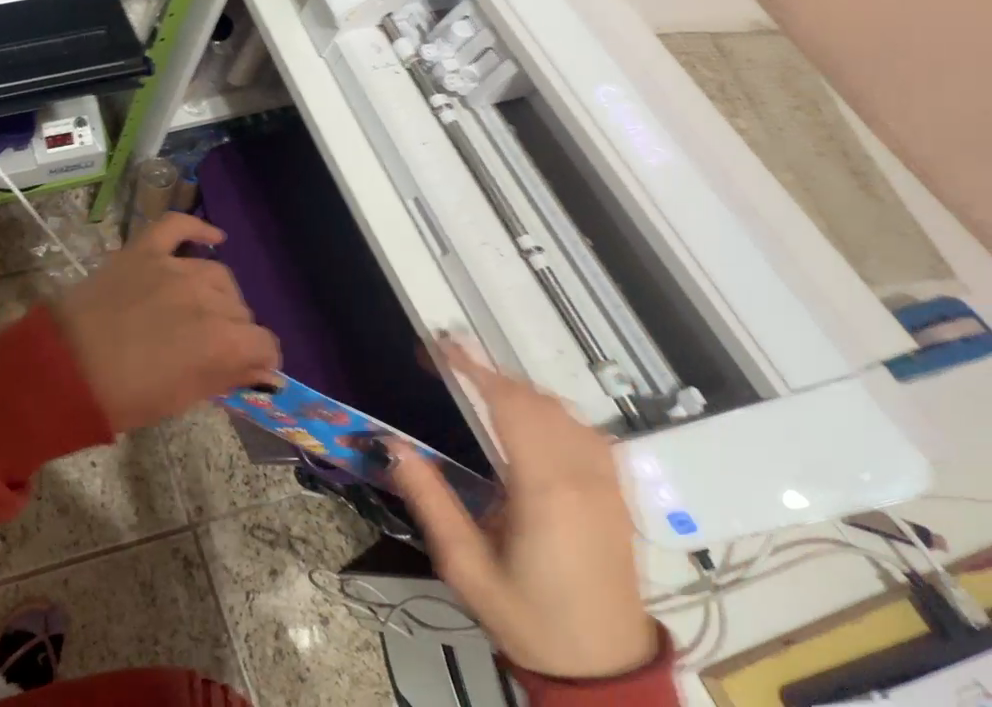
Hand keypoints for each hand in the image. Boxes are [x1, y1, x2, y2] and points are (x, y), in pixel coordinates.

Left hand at [53, 213, 279, 432]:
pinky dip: (198, 228)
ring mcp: (174, 268)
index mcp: (222, 342)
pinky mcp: (142, 250)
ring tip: (199, 311)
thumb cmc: (123, 396)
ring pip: (216, 274)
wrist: (62, 368)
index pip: (265, 344)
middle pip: (240, 310)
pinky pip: (177, 226)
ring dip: (217, 295)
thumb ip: (225, 377)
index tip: (247, 368)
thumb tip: (258, 369)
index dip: (259, 359)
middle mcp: (207, 298)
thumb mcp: (182, 398)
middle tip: (209, 347)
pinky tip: (213, 237)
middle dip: (233, 332)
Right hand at [388, 341, 655, 680]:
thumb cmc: (527, 617)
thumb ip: (430, 500)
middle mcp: (583, 477)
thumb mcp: (464, 565)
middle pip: (538, 402)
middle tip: (448, 363)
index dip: (473, 369)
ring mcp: (607, 485)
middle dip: (492, 374)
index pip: (509, 406)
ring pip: (566, 413)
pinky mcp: (617, 496)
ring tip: (481, 386)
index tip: (440, 347)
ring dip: (522, 391)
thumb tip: (395, 445)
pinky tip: (533, 420)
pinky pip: (588, 434)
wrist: (603, 666)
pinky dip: (554, 412)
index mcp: (545, 490)